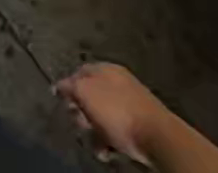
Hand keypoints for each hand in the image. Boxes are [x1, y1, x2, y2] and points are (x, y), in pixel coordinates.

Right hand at [54, 63, 176, 164]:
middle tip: (81, 124)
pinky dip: (110, 139)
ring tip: (95, 143)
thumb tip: (58, 86)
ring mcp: (132, 103)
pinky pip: (118, 129)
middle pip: (90, 96)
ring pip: (103, 115)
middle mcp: (118, 82)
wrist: (159, 137)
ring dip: (95, 130)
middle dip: (82, 112)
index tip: (64, 104)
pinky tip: (108, 149)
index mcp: (105, 68)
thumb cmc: (117, 110)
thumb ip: (69, 85)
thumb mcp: (84, 92)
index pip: (78, 72)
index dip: (68, 88)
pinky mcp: (142, 124)